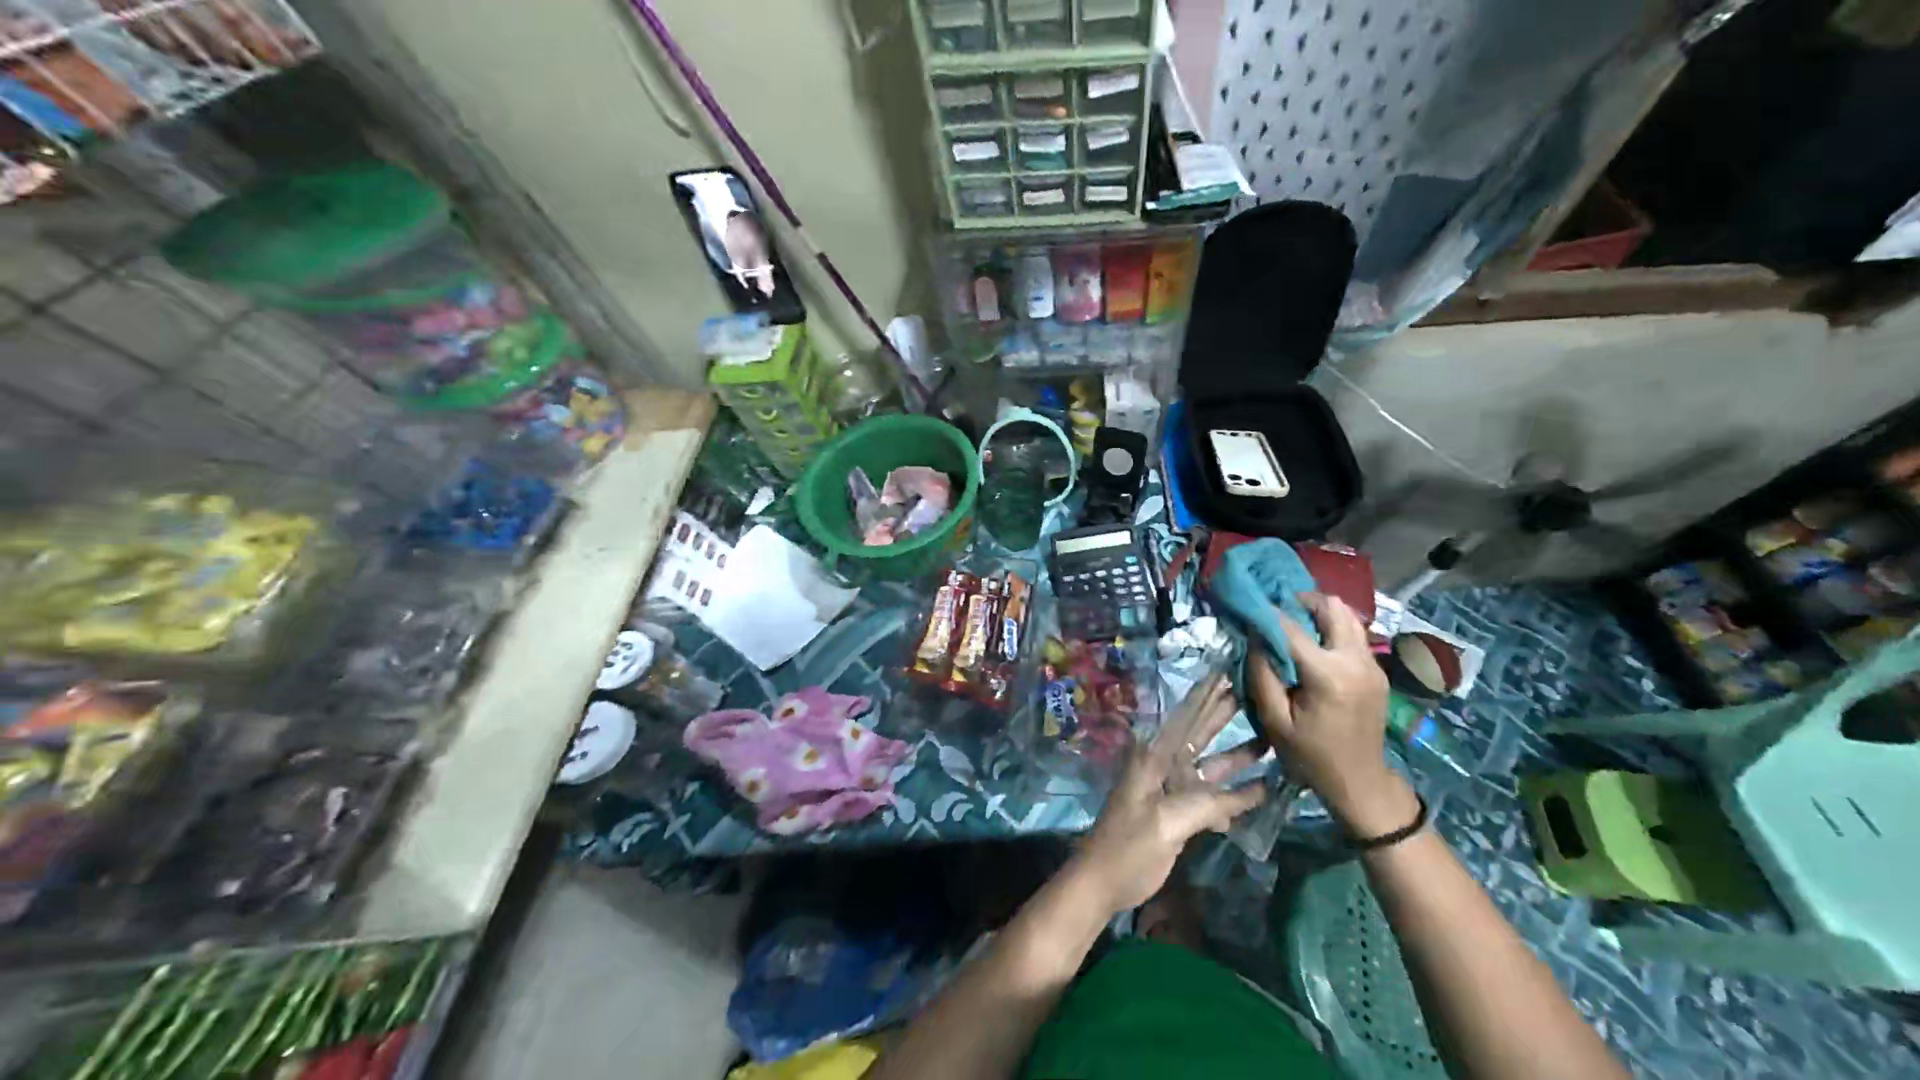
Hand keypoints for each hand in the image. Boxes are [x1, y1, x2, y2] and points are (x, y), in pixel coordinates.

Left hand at [1067, 675, 1267, 915]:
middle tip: (1254, 693)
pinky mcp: (1178, 814)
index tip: (1226, 670)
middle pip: (1198, 734)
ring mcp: (1171, 791)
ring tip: (1270, 738)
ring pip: (1209, 765)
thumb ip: (1203, 805)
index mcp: (1154, 760)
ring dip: (1237, 755)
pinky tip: (1261, 789)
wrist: (1103, 883)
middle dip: (1223, 714)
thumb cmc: (1128, 848)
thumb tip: (1245, 792)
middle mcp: (1163, 767)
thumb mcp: (1165, 824)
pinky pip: (1211, 797)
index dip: (1205, 695)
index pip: (1184, 718)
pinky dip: (1234, 793)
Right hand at [1249, 593, 1417, 837]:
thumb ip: (1262, 674)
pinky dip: (1330, 627)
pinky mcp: (1376, 669)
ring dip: (1318, 611)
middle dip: (1300, 600)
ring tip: (1292, 620)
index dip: (1266, 612)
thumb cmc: (1311, 756)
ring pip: (1348, 616)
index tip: (1246, 602)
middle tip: (1275, 607)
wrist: (1360, 781)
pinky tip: (1311, 641)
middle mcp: (1356, 661)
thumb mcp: (1274, 720)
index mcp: (1329, 675)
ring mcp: (1372, 664)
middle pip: (1332, 608)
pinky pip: (1353, 633)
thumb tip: (1254, 637)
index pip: (1292, 629)